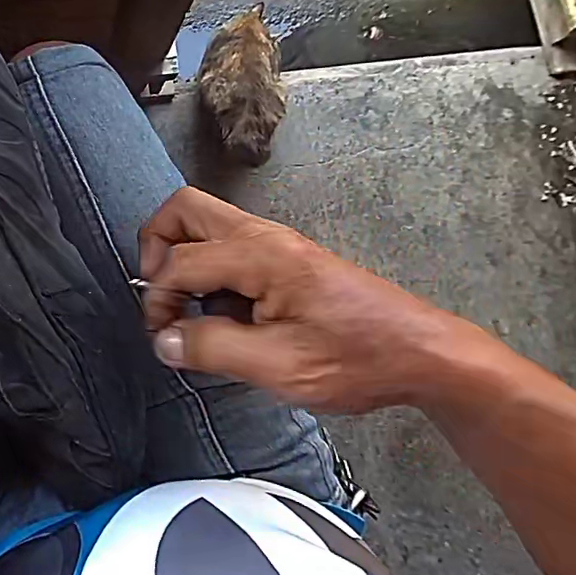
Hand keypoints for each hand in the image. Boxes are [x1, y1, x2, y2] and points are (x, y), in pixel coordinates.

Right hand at [139, 187, 493, 412]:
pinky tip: (225, 313)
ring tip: (192, 310)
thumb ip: (212, 348)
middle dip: (156, 247)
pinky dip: (207, 269)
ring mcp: (274, 242)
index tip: (165, 337)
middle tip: (163, 297)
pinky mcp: (283, 258)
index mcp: (260, 254)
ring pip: (203, 222)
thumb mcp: (278, 366)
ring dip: (182, 258)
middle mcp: (263, 234)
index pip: (180, 259)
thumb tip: (163, 340)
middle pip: (184, 208)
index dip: (159, 298)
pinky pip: (226, 245)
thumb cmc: (355, 358)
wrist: (419, 351)